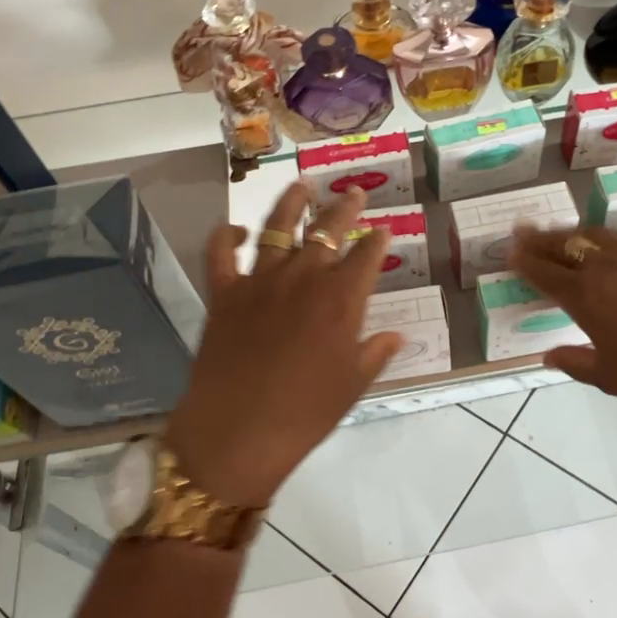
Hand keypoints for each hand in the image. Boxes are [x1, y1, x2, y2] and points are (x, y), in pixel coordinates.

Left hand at [163, 182, 404, 508]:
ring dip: (292, 203)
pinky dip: (228, 236)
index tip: (383, 230)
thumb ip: (374, 353)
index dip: (377, 241)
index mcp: (341, 299)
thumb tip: (395, 336)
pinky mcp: (224, 293)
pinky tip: (238, 229)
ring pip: (276, 227)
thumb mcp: (352, 386)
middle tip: (354, 192)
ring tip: (301, 186)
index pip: (366, 256)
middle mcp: (303, 277)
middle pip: (327, 230)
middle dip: (344, 208)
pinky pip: (221, 252)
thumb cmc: (305, 414)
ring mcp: (260, 281)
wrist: (239, 431)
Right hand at [507, 225, 616, 432]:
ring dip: (572, 233)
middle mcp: (607, 267)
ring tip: (560, 235)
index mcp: (585, 296)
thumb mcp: (610, 378)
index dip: (524, 262)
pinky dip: (605, 237)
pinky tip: (607, 243)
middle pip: (565, 244)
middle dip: (540, 239)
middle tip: (522, 232)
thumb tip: (550, 355)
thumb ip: (575, 363)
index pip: (544, 272)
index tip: (509, 252)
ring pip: (595, 235)